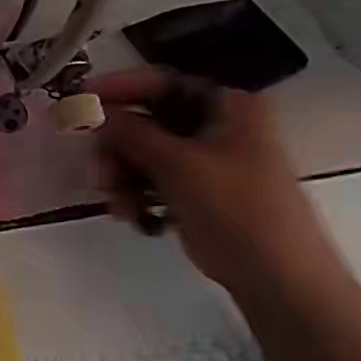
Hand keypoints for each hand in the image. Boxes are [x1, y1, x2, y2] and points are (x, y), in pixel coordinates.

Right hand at [92, 68, 341, 289]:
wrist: (278, 276)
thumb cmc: (237, 210)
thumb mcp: (180, 166)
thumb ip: (132, 133)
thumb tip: (97, 112)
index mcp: (225, 106)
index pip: (162, 83)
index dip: (119, 87)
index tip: (82, 99)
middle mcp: (214, 126)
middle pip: (146, 122)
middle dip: (118, 151)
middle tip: (102, 176)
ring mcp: (204, 160)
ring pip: (144, 155)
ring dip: (124, 180)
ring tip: (122, 210)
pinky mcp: (194, 191)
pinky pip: (152, 181)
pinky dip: (138, 196)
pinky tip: (138, 219)